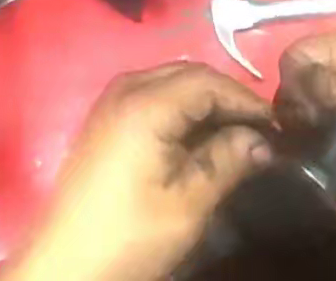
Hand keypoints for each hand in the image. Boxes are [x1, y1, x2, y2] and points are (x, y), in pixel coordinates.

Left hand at [7, 62, 272, 280]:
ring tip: (233, 130)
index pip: (210, 82)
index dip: (245, 100)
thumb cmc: (126, 238)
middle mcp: (129, 86)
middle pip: (192, 74)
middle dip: (227, 97)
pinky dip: (183, 105)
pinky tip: (197, 133)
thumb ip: (227, 162)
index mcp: (146, 103)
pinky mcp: (107, 114)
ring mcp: (114, 98)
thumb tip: (264, 141)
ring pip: (175, 79)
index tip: (275, 124)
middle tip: (257, 127)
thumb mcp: (186, 206)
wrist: (61, 272)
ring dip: (206, 100)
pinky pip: (156, 91)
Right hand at [274, 32, 335, 228]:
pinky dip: (322, 176)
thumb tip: (300, 81)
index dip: (294, 72)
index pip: (302, 51)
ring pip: (299, 131)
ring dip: (307, 149)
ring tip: (329, 163)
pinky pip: (316, 165)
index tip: (301, 100)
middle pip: (293, 92)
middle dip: (295, 116)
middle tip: (315, 136)